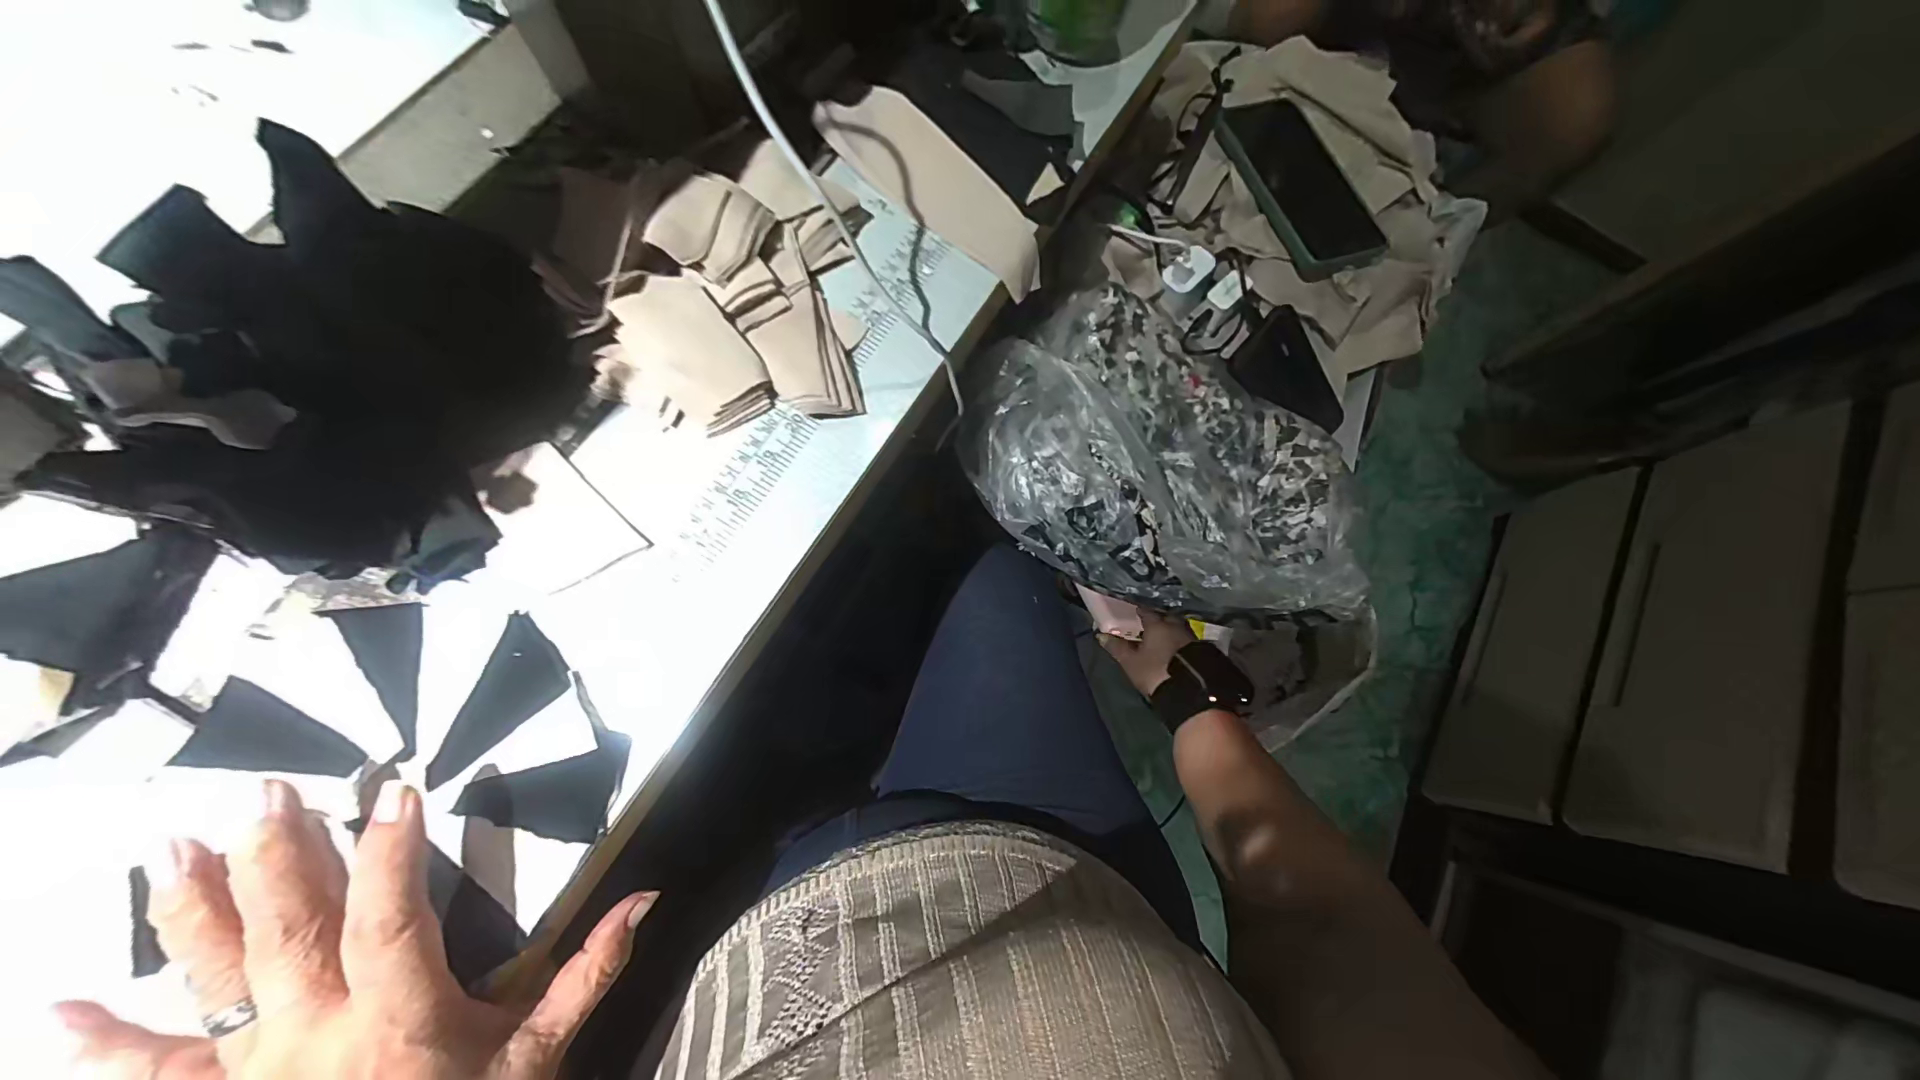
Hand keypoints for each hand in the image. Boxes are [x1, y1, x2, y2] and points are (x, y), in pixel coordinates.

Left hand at [57, 780, 655, 1078]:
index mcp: (399, 1021)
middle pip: (287, 937)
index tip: (395, 793)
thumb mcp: (541, 1053)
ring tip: (170, 849)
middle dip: (277, 858)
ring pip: (216, 982)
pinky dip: (104, 1044)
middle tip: (265, 791)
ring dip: (191, 914)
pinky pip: (155, 1074)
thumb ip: (590, 971)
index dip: (390, 856)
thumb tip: (645, 897)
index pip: (389, 921)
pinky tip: (61, 1009)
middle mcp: (313, 1039)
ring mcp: (254, 1073)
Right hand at [1097, 610, 1195, 697]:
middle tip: (1148, 623)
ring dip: (1169, 629)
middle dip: (1157, 618)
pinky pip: (1185, 638)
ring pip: (1177, 627)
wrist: (1191, 692)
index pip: (1146, 610)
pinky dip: (1178, 640)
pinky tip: (1173, 647)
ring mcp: (1191, 636)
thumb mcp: (1131, 662)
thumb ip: (1117, 647)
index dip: (1138, 610)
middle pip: (1164, 616)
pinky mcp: (1202, 649)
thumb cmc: (1156, 672)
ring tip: (1160, 635)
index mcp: (1157, 624)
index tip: (1133, 611)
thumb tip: (1101, 635)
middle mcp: (1175, 625)